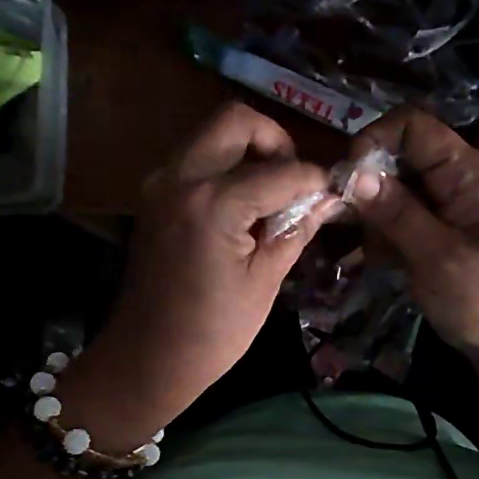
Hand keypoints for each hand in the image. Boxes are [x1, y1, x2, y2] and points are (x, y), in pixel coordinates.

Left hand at [67, 104, 334, 445]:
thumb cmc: (212, 332)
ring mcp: (160, 184)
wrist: (147, 358)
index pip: (280, 170)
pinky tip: (243, 207)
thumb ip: (295, 230)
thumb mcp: (264, 282)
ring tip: (270, 195)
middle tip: (292, 180)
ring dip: (246, 151)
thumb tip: (327, 200)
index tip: (330, 193)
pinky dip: (223, 167)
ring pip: (211, 135)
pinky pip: (195, 160)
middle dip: (273, 141)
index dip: (313, 180)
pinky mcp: (154, 196)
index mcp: (212, 203)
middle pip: (235, 120)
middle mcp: (180, 178)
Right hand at [351, 107, 478, 361]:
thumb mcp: (436, 256)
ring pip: (393, 189)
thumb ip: (396, 212)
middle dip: (370, 188)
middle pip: (398, 157)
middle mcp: (458, 178)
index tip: (348, 182)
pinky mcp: (439, 228)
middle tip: (357, 229)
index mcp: (468, 172)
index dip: (374, 141)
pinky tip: (387, 263)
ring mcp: (449, 204)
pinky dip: (385, 235)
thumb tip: (353, 174)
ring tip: (380, 256)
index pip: (412, 126)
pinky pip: (400, 216)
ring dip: (375, 218)